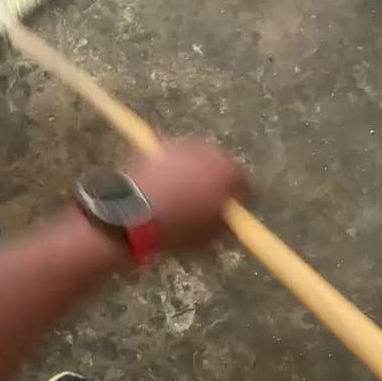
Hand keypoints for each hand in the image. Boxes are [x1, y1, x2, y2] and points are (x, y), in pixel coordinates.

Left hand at [124, 141, 249, 251]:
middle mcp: (211, 153)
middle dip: (219, 178)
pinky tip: (168, 182)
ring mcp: (185, 145)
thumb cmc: (177, 226)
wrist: (134, 211)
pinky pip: (176, 156)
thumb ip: (225, 223)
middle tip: (211, 197)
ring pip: (199, 157)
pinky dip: (176, 166)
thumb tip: (228, 220)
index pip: (246, 183)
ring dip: (197, 169)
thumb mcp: (209, 235)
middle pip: (223, 164)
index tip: (236, 208)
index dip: (242, 197)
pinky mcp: (162, 145)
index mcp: (229, 174)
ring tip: (187, 189)